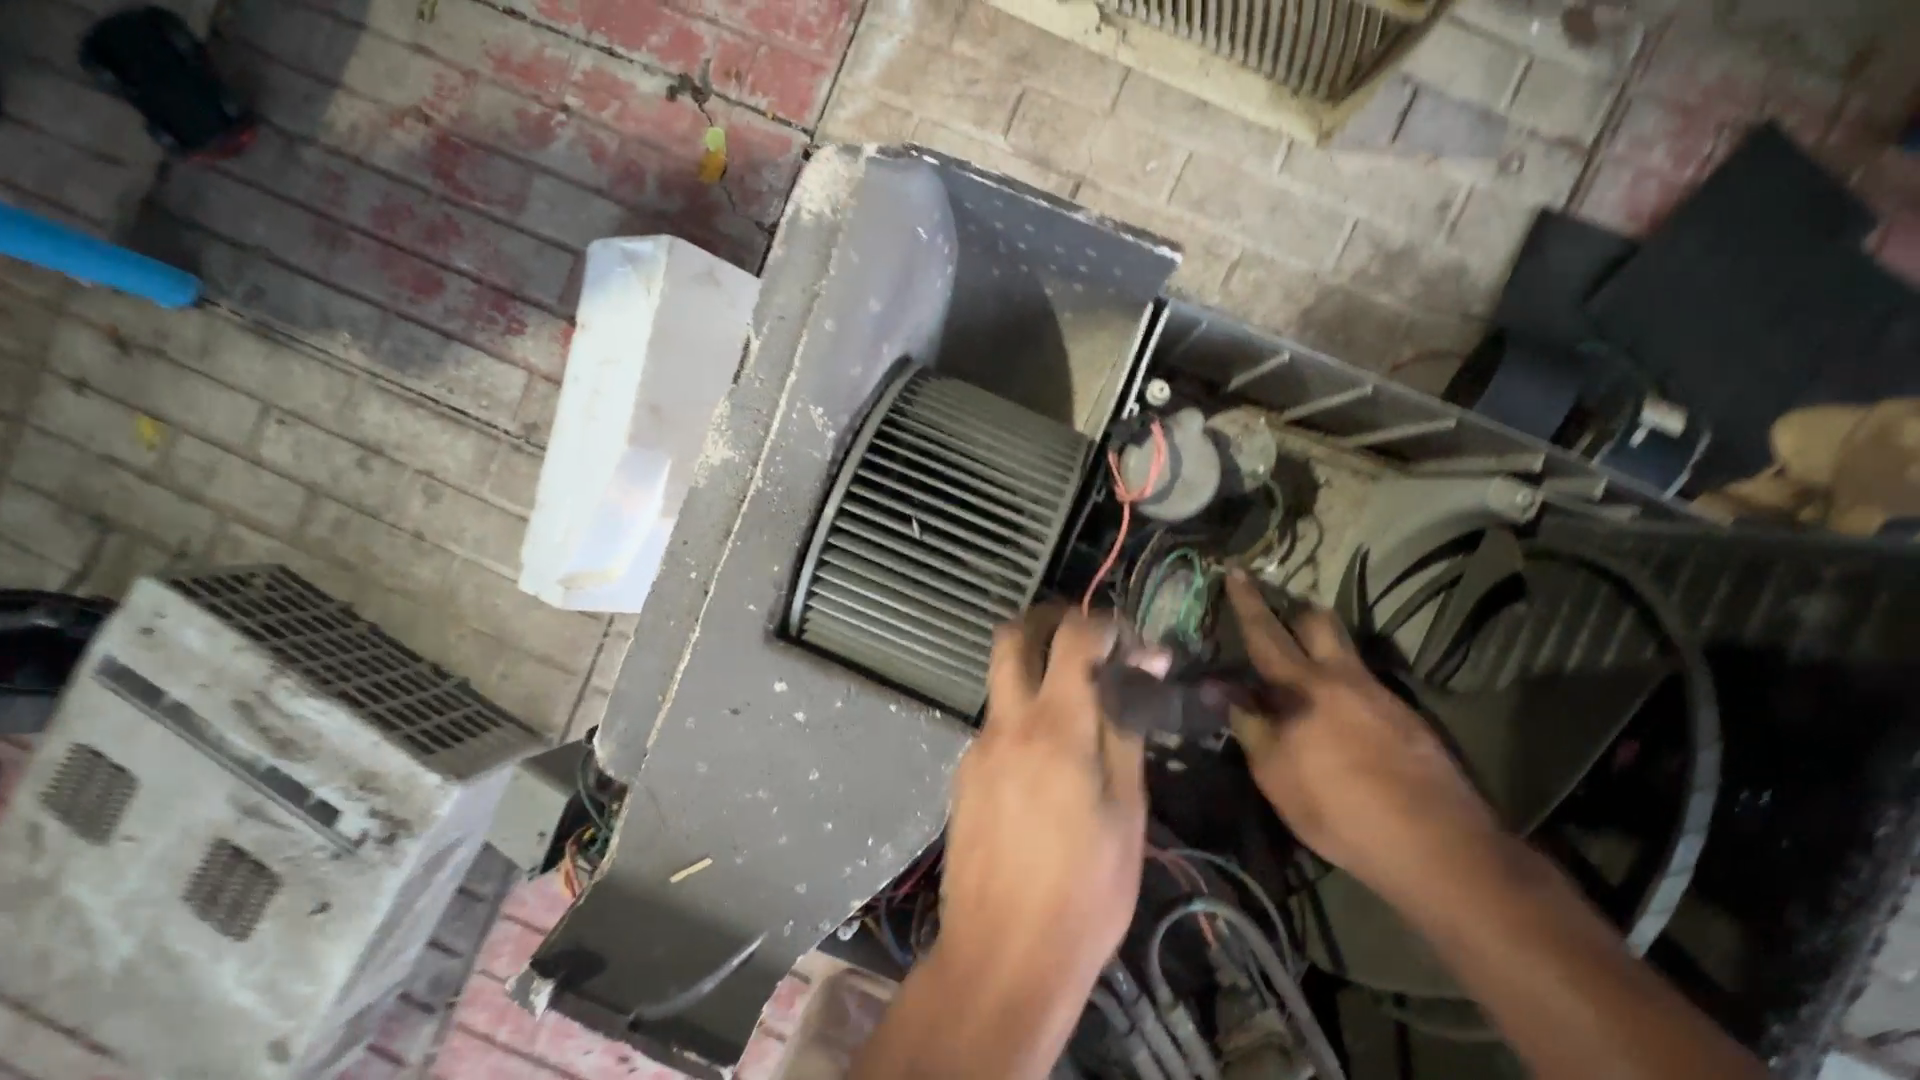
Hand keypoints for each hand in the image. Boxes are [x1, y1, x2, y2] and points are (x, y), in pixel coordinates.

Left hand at [936, 606, 1147, 996]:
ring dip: (1035, 680)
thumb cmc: (1085, 891)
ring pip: (1001, 686)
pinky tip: (1048, 773)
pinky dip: (1022, 725)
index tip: (1132, 645)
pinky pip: (995, 730)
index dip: (1105, 625)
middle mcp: (1005, 724)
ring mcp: (976, 751)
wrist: (1003, 955)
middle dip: (1048, 624)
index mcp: (1055, 726)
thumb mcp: (1127, 811)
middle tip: (1086, 644)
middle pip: (1011, 638)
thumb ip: (1127, 730)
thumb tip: (1141, 668)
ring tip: (1079, 723)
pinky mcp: (962, 779)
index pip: (1073, 636)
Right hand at [1223, 572, 1497, 893]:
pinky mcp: (1406, 716)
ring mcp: (1379, 693)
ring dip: (1322, 645)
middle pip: (1317, 622)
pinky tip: (1341, 717)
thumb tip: (1220, 690)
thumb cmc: (1337, 810)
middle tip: (1278, 615)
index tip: (1235, 571)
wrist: (1433, 839)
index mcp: (1301, 689)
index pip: (1264, 634)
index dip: (1246, 603)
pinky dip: (1343, 686)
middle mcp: (1341, 678)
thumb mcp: (1276, 776)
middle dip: (1293, 611)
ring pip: (1344, 650)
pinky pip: (1365, 683)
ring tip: (1306, 664)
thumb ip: (1249, 727)